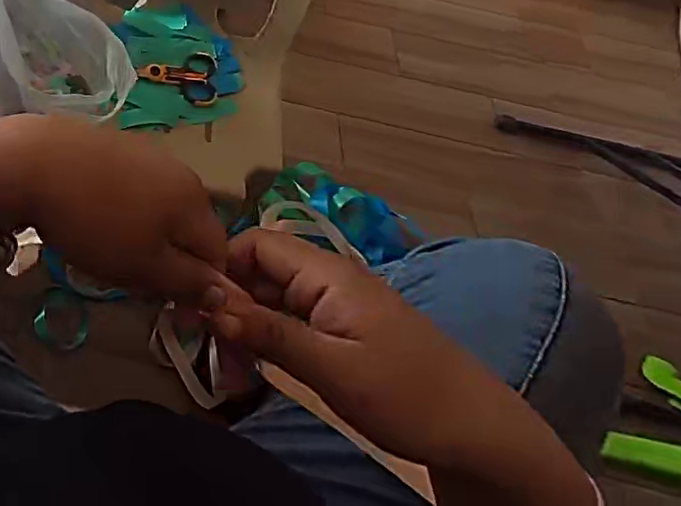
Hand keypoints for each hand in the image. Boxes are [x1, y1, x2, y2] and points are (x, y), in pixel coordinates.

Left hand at [0, 114, 227, 306]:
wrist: (32, 160)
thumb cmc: (93, 221)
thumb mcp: (143, 266)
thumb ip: (187, 282)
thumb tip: (222, 291)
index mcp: (194, 199)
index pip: (218, 252)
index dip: (198, 284)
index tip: (166, 301)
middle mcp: (177, 168)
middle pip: (186, 226)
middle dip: (166, 256)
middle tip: (129, 273)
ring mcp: (142, 149)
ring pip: (156, 204)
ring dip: (141, 231)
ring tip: (104, 243)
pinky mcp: (110, 141)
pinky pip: (128, 184)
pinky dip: (117, 204)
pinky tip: (87, 211)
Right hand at [210, 230, 593, 505]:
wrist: (482, 437)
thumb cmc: (406, 395)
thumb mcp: (332, 368)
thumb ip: (268, 332)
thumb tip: (208, 304)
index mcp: (324, 271)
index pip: (254, 243)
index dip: (222, 266)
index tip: (198, 305)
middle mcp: (324, 277)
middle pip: (258, 270)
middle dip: (229, 302)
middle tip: (208, 347)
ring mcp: (332, 302)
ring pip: (269, 296)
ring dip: (245, 324)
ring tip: (228, 365)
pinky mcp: (339, 327)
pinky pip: (288, 318)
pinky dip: (266, 336)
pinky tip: (254, 364)